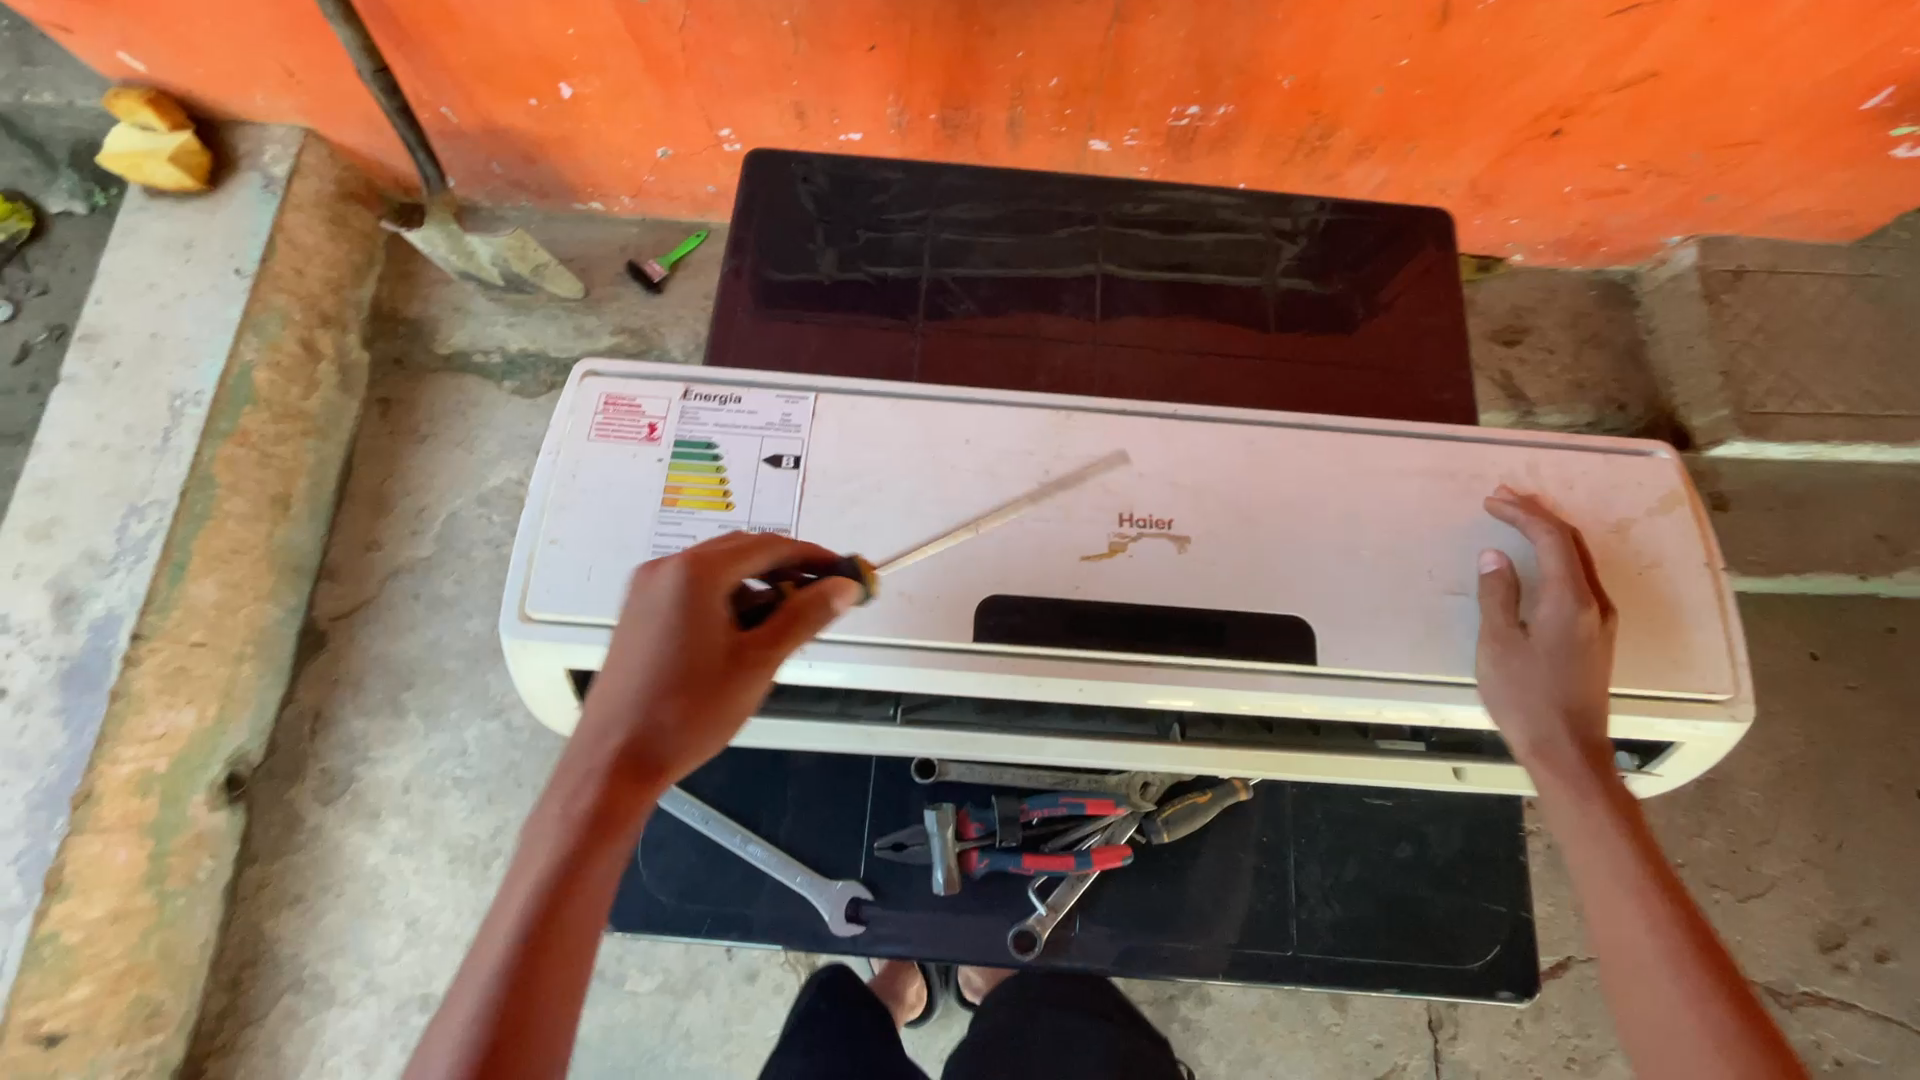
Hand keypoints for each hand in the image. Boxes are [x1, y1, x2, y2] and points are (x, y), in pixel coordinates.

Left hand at [573, 532, 863, 794]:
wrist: (613, 760)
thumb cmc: (690, 711)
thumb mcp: (758, 662)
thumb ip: (805, 616)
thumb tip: (844, 586)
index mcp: (696, 572)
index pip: (769, 546)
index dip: (812, 557)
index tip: (845, 574)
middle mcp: (666, 567)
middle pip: (741, 552)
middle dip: (785, 570)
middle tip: (822, 597)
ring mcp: (647, 589)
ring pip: (717, 571)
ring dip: (757, 587)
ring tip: (787, 622)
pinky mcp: (638, 612)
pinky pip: (693, 590)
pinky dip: (727, 600)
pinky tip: (745, 634)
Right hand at [1475, 485, 1618, 778]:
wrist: (1567, 748)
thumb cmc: (1524, 696)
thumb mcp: (1498, 644)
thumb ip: (1497, 595)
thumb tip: (1494, 556)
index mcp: (1570, 600)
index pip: (1552, 539)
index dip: (1522, 514)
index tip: (1491, 501)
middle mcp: (1595, 602)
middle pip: (1572, 543)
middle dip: (1538, 515)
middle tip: (1502, 499)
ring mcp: (1599, 619)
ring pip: (1578, 560)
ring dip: (1548, 534)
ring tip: (1515, 520)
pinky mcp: (1594, 634)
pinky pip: (1578, 578)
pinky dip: (1554, 557)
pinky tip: (1535, 560)